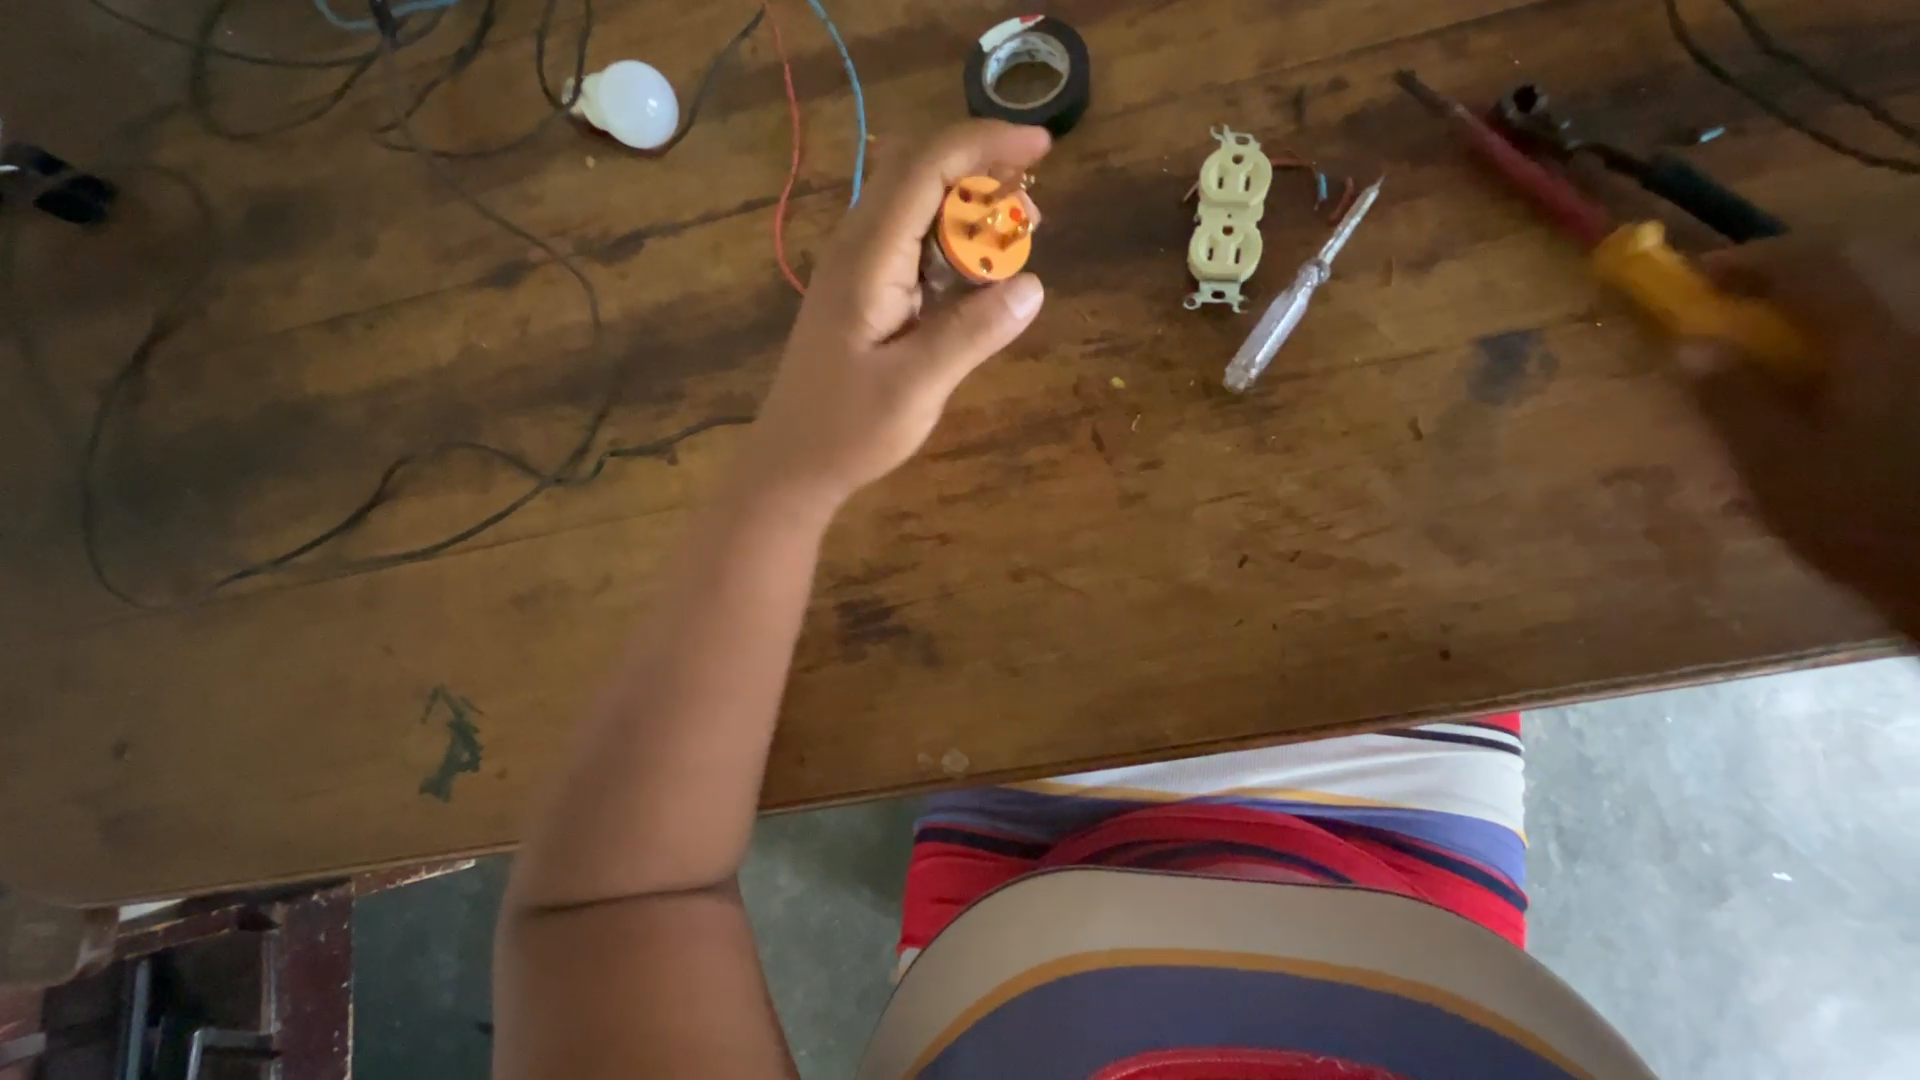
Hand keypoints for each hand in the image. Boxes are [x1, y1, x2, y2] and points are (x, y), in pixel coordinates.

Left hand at [734, 121, 1051, 512]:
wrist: (792, 464)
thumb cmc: (848, 430)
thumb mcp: (916, 386)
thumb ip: (973, 334)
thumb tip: (1033, 285)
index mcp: (867, 260)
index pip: (925, 168)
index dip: (985, 144)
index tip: (1042, 146)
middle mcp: (858, 250)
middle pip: (919, 175)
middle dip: (982, 175)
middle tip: (1031, 213)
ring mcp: (858, 271)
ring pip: (917, 210)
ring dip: (969, 214)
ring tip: (1016, 246)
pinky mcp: (864, 294)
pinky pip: (913, 249)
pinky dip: (953, 250)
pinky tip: (979, 283)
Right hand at [1681, 236, 1919, 635]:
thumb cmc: (1861, 515)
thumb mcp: (1776, 462)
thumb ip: (1733, 398)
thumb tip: (1691, 342)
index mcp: (1870, 346)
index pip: (1809, 269)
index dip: (1746, 260)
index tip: (1690, 277)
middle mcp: (1911, 340)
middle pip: (1844, 285)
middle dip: (1776, 288)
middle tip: (1720, 316)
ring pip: (1861, 321)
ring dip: (1803, 323)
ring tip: (1755, 359)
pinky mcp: (1919, 397)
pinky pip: (1876, 352)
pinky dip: (1831, 355)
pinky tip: (1808, 396)